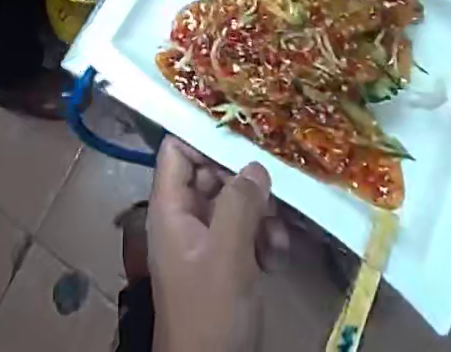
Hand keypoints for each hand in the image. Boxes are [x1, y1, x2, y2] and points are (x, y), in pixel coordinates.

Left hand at [147, 136, 283, 351]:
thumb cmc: (210, 314)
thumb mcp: (226, 256)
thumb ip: (240, 204)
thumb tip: (256, 165)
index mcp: (171, 209)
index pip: (178, 150)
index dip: (205, 138)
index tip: (244, 136)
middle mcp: (185, 218)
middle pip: (213, 173)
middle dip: (246, 182)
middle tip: (275, 191)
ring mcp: (205, 241)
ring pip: (234, 203)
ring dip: (261, 214)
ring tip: (279, 236)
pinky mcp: (225, 263)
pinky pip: (245, 232)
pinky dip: (263, 238)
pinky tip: (277, 257)